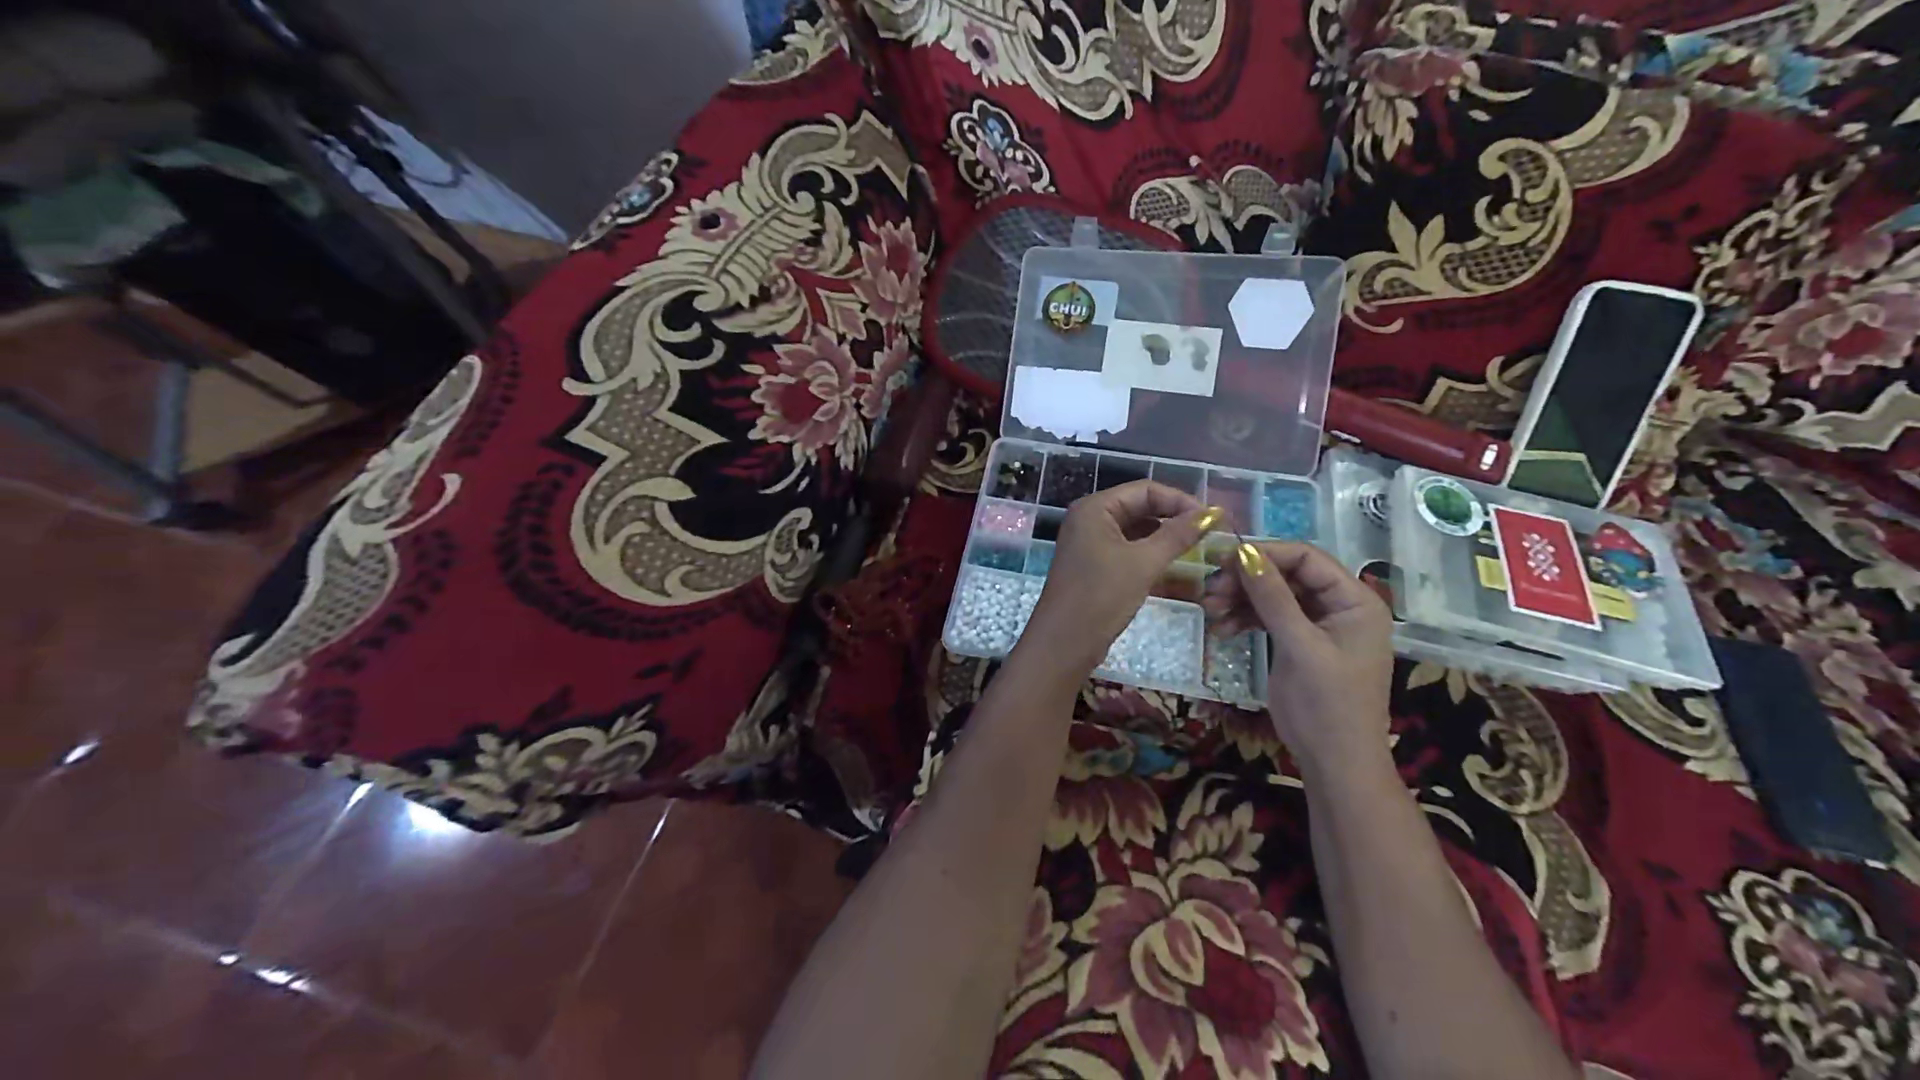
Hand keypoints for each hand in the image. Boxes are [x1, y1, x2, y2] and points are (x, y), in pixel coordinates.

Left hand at [1021, 480, 1215, 674]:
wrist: (1064, 644)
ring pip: (1137, 534)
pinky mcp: (1096, 568)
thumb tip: (1211, 514)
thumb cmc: (1101, 596)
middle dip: (1175, 521)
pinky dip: (1153, 560)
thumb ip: (1177, 535)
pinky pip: (1130, 554)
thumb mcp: (1143, 563)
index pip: (1146, 490)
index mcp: (1095, 508)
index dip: (1181, 501)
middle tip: (1211, 535)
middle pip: (1141, 509)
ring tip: (1201, 553)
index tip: (1213, 519)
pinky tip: (1181, 574)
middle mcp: (1090, 520)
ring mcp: (1091, 545)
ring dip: (1167, 542)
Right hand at [1202, 541, 1394, 775]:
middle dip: (1248, 580)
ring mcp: (1318, 624)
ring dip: (1240, 599)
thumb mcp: (1300, 647)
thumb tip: (1244, 553)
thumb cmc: (1327, 704)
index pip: (1307, 559)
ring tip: (1210, 610)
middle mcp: (1339, 606)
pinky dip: (1244, 619)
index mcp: (1354, 600)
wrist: (1334, 761)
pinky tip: (1221, 628)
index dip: (1266, 554)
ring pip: (1273, 595)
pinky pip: (1269, 617)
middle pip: (1287, 575)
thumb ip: (1273, 598)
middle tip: (1210, 590)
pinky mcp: (1298, 642)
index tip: (1224, 560)